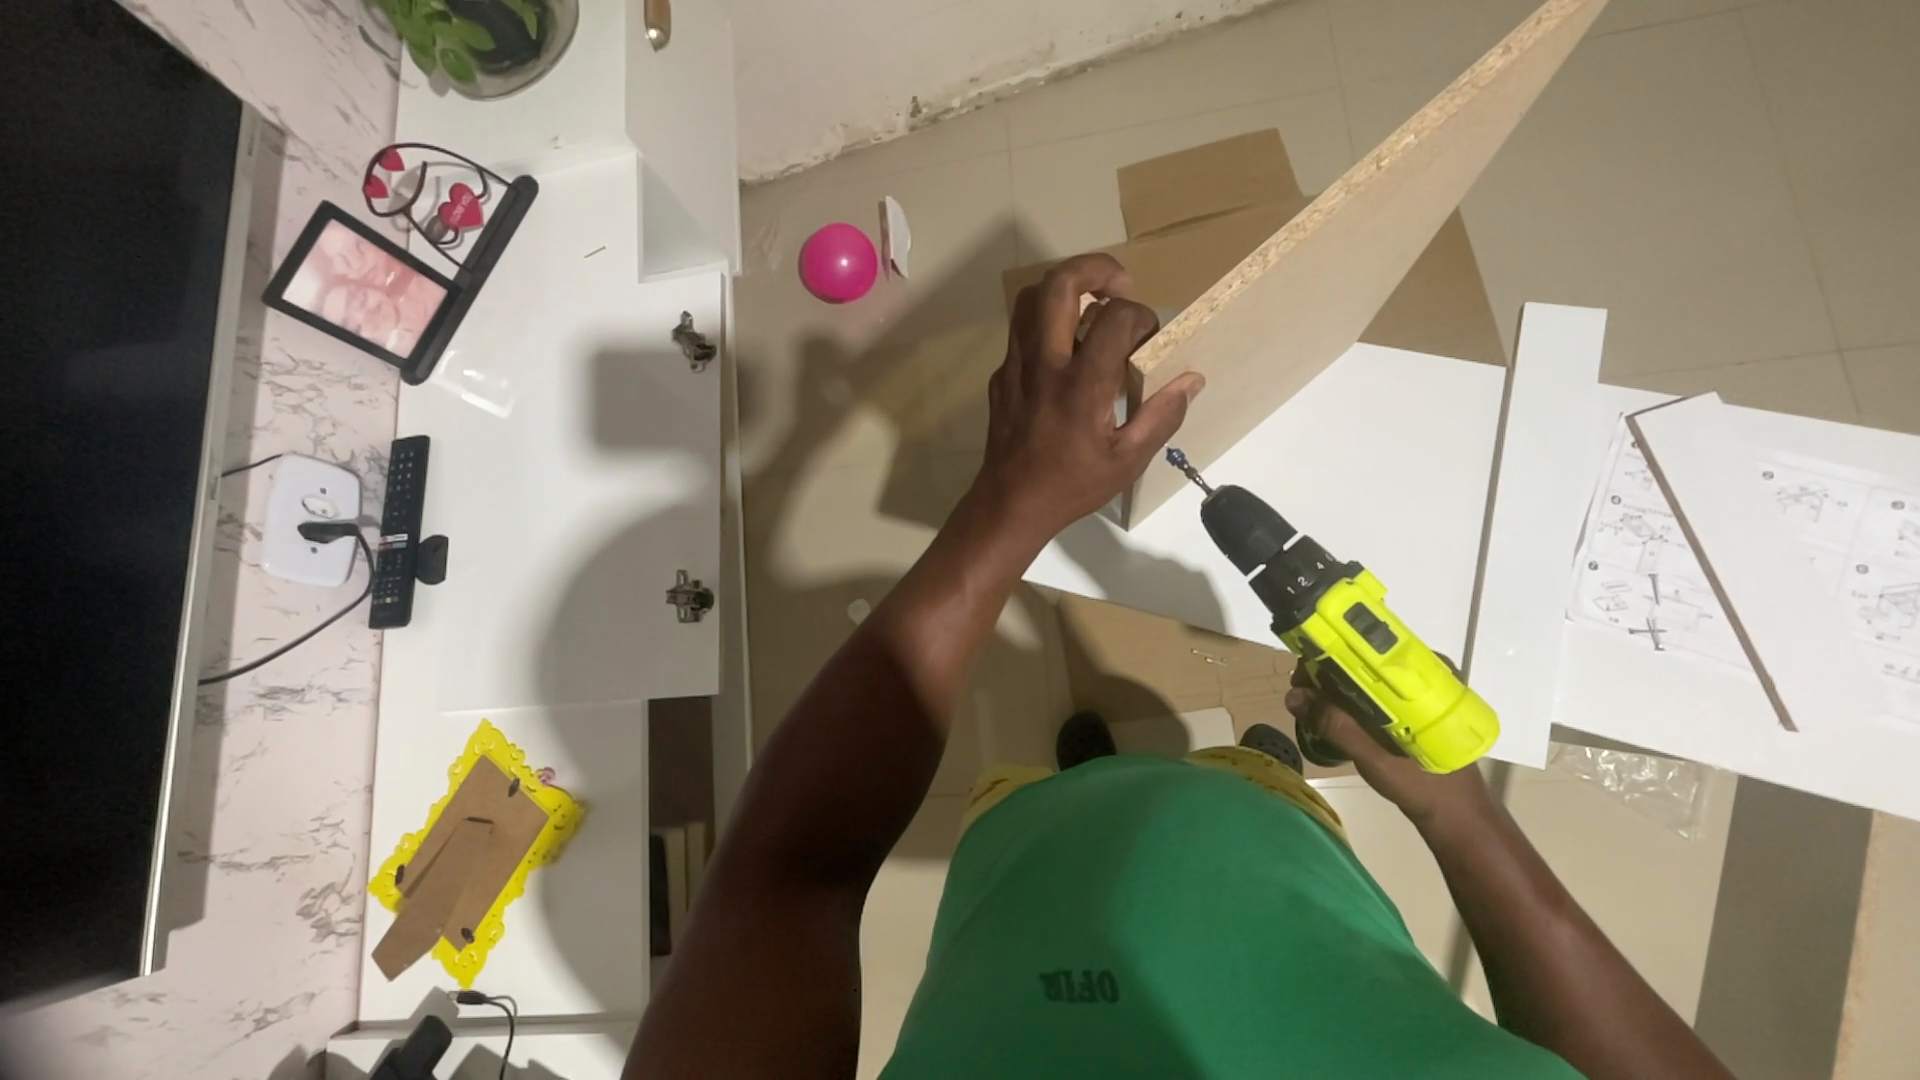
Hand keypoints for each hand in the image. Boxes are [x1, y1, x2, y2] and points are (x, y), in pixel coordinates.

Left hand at [972, 253, 1204, 545]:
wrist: (1009, 505)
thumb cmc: (1072, 486)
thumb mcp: (1127, 461)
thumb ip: (1162, 416)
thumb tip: (1191, 379)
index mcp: (1082, 385)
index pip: (1115, 318)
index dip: (1141, 316)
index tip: (1149, 340)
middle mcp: (1045, 365)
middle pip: (1059, 284)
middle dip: (1097, 268)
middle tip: (1121, 287)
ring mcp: (1016, 367)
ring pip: (1030, 299)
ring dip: (1065, 291)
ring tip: (1092, 308)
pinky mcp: (1002, 377)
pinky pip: (1022, 333)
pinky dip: (1047, 326)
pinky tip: (1067, 355)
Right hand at [1284, 667, 1495, 831]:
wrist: (1457, 816)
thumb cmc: (1423, 786)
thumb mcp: (1375, 757)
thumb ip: (1336, 725)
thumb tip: (1294, 696)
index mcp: (1426, 678)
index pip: (1368, 650)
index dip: (1329, 658)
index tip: (1302, 680)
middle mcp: (1425, 675)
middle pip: (1365, 661)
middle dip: (1327, 675)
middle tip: (1304, 699)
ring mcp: (1421, 691)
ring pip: (1367, 676)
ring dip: (1336, 689)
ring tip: (1314, 709)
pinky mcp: (1415, 707)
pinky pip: (1375, 691)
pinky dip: (1351, 699)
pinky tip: (1334, 716)